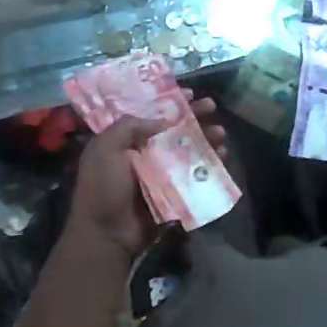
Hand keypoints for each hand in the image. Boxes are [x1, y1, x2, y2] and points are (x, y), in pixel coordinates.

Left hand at [69, 92, 227, 260]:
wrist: (107, 233)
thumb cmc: (103, 186)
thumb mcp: (107, 148)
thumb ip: (131, 126)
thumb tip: (164, 118)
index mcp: (123, 139)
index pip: (149, 113)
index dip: (169, 102)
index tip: (189, 93)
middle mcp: (142, 152)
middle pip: (172, 130)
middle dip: (193, 117)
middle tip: (212, 107)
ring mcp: (159, 173)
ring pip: (186, 150)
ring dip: (204, 139)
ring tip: (220, 134)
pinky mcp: (172, 192)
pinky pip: (193, 174)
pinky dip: (208, 165)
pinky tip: (222, 156)